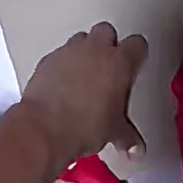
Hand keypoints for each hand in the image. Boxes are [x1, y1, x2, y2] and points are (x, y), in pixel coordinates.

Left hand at [17, 22, 147, 172]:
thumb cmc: (86, 125)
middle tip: (107, 66)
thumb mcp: (114, 132)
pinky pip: (59, 55)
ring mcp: (69, 52)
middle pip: (107, 31)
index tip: (133, 67)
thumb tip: (136, 151)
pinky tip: (62, 85)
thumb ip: (128, 137)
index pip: (138, 44)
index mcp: (120, 62)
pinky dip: (63, 65)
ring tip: (84, 75)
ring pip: (81, 39)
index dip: (136, 55)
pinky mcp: (47, 60)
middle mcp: (96, 50)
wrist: (44, 129)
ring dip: (84, 51)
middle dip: (108, 44)